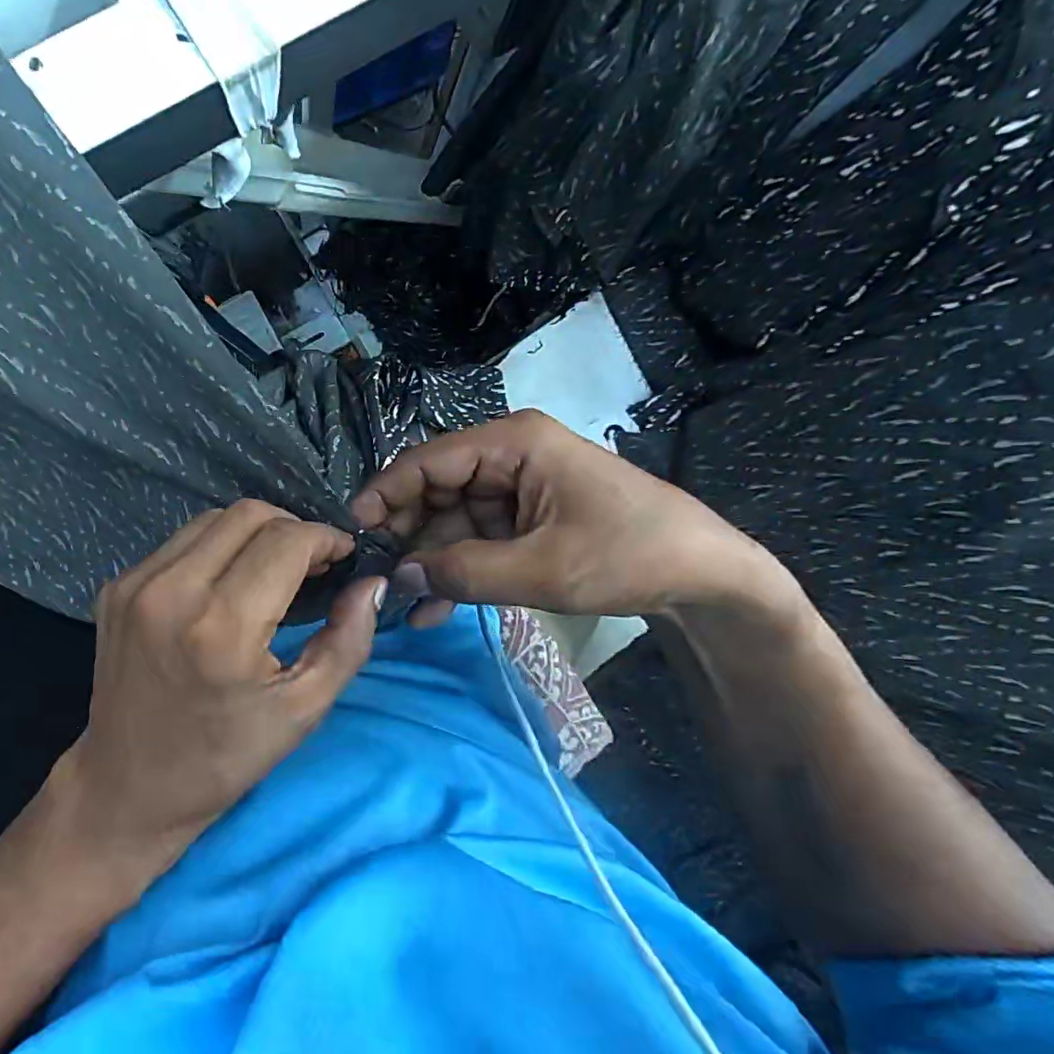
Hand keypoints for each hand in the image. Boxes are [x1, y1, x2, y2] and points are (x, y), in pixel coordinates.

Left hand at [51, 500, 385, 886]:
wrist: (129, 788)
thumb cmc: (226, 757)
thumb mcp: (305, 708)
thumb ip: (349, 639)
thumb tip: (371, 582)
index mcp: (222, 627)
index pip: (288, 541)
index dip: (326, 539)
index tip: (344, 559)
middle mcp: (172, 592)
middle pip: (250, 514)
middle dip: (295, 529)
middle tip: (314, 565)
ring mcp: (136, 585)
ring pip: (214, 518)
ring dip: (257, 534)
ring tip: (276, 571)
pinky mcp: (117, 587)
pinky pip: (183, 541)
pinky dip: (220, 548)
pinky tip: (232, 584)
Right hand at [350, 410, 800, 622]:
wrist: (700, 573)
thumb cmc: (626, 554)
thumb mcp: (542, 569)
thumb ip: (464, 572)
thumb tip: (400, 576)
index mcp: (514, 444)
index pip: (430, 460)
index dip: (386, 493)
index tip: (353, 532)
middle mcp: (512, 456)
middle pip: (439, 489)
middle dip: (408, 535)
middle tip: (379, 581)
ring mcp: (522, 489)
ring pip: (456, 521)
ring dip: (432, 562)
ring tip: (404, 605)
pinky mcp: (531, 518)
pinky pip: (481, 540)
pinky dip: (460, 570)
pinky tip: (434, 609)